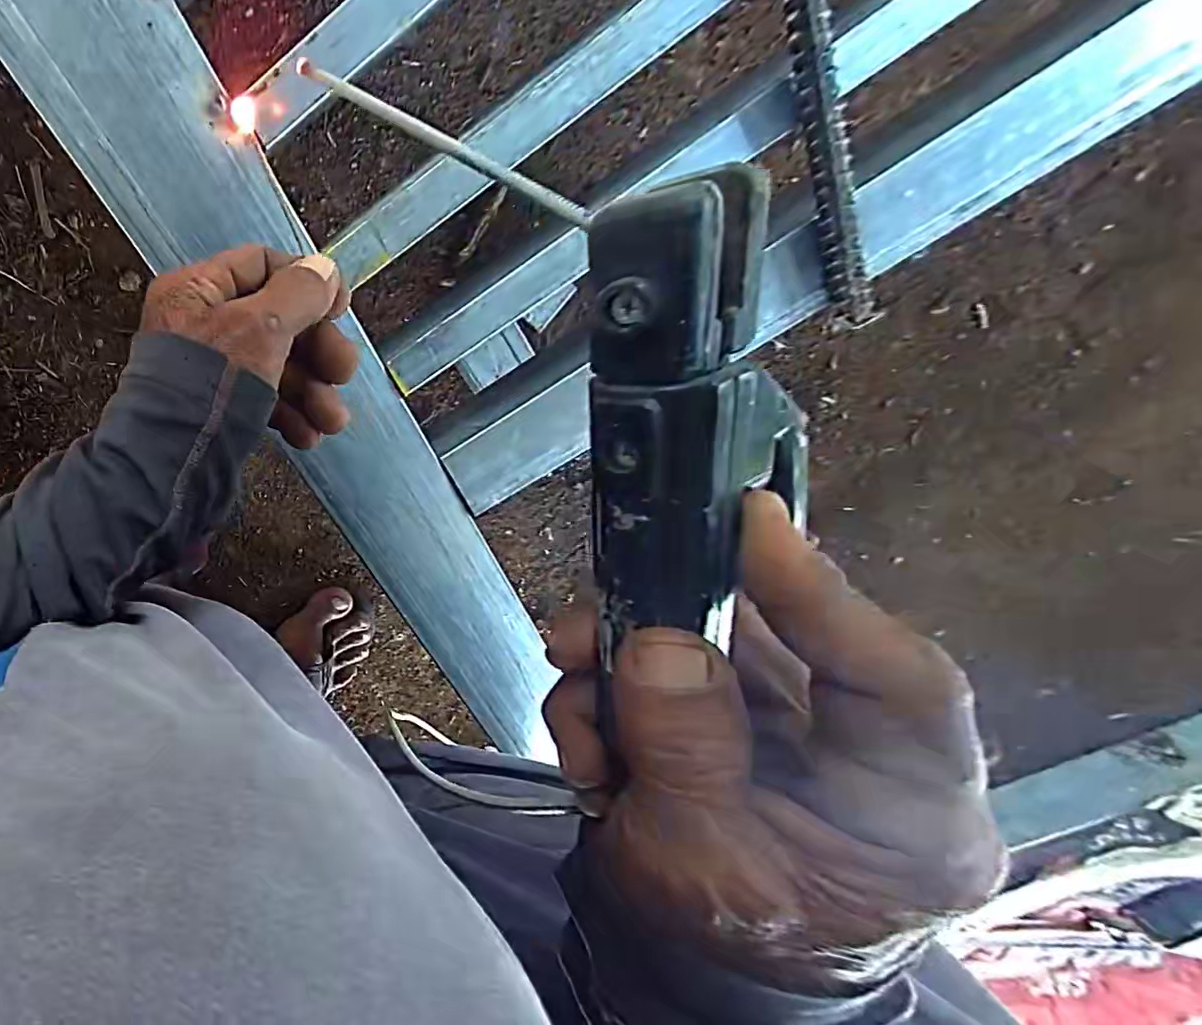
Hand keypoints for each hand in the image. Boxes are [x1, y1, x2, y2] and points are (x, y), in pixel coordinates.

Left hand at [138, 245, 359, 447]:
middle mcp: (202, 327)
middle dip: (318, 352)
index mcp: (197, 291)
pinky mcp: (219, 411)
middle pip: (278, 322)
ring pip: (276, 368)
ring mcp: (211, 372)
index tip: (340, 308)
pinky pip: (263, 402)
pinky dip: (291, 416)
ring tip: (332, 420)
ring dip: (313, 392)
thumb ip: (298, 293)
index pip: (261, 266)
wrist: (170, 466)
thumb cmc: (207, 388)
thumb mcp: (260, 328)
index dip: (306, 283)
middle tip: (343, 373)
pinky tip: (308, 435)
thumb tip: (324, 270)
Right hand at [543, 491, 1005, 991]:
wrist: (676, 957)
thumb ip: (686, 752)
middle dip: (657, 626)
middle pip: (756, 638)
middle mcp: (835, 738)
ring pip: (681, 641)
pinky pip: (637, 671)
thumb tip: (657, 641)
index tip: (750, 521)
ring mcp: (761, 718)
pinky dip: (592, 699)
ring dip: (606, 670)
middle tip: (579, 639)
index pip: (895, 677)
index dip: (821, 591)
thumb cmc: (720, 933)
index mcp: (898, 801)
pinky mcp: (699, 709)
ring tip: (579, 731)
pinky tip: (586, 754)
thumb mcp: (703, 860)